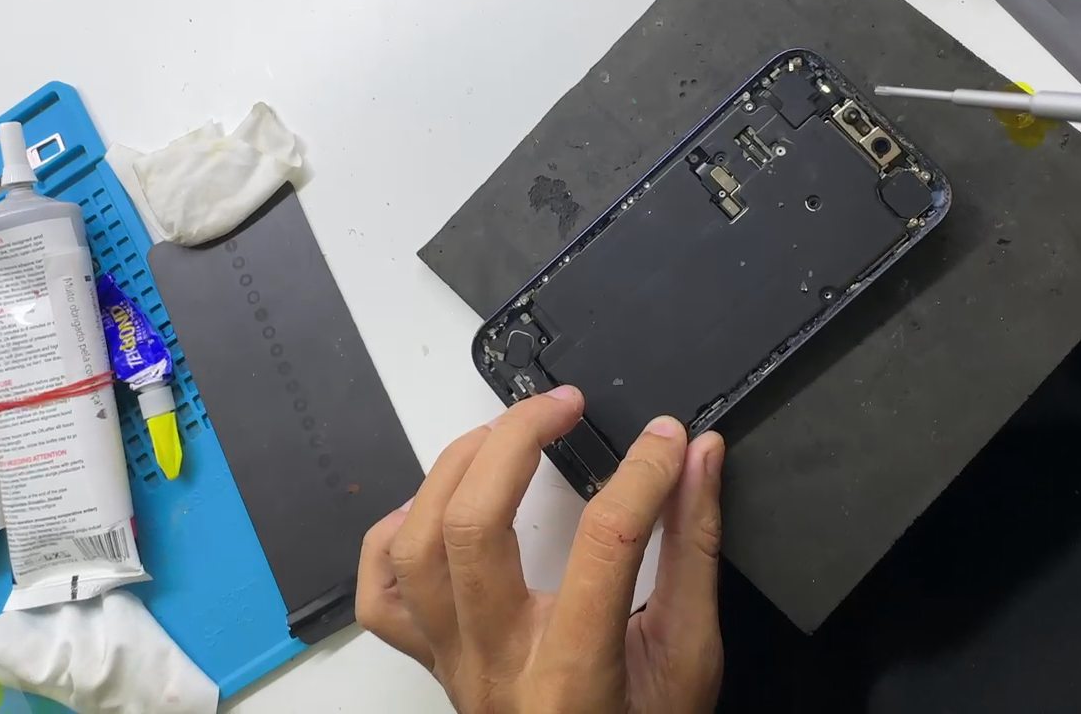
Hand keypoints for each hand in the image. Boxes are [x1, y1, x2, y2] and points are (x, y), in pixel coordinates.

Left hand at [357, 386, 725, 713]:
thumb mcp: (688, 656)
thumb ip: (694, 550)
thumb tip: (698, 456)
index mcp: (574, 676)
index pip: (604, 545)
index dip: (641, 473)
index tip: (666, 438)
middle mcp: (495, 664)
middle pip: (472, 526)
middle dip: (517, 440)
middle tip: (564, 405)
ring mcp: (450, 659)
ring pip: (416, 545)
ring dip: (456, 467)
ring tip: (504, 434)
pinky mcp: (430, 655)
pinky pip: (382, 590)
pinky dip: (397, 530)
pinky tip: (439, 501)